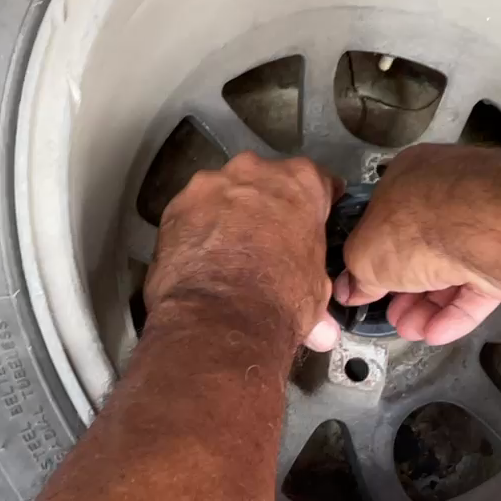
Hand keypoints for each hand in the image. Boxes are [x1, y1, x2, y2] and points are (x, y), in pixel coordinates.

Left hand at [146, 154, 342, 351]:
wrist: (219, 318)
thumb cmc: (280, 298)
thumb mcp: (315, 291)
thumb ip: (314, 284)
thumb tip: (324, 329)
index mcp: (300, 182)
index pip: (317, 182)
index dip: (315, 206)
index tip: (309, 223)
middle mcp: (255, 171)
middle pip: (264, 182)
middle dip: (265, 207)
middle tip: (264, 242)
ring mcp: (210, 184)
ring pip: (223, 194)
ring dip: (226, 216)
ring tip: (226, 254)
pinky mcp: (176, 205)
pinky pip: (190, 214)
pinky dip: (195, 230)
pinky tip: (198, 259)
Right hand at [333, 145, 500, 344]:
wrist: (489, 230)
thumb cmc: (423, 223)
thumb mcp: (363, 254)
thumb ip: (356, 274)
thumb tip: (352, 288)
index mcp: (409, 175)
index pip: (383, 219)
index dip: (371, 256)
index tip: (364, 284)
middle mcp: (449, 190)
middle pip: (418, 249)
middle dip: (402, 290)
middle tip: (389, 313)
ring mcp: (484, 219)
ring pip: (450, 269)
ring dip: (426, 306)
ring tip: (411, 328)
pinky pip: (478, 284)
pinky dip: (457, 311)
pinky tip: (437, 331)